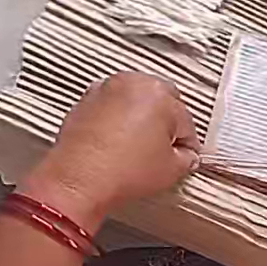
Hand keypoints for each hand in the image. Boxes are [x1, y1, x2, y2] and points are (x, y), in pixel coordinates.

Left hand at [23, 72, 200, 227]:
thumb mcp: (171, 170)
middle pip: (161, 102)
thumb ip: (187, 158)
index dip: (187, 143)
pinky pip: (112, 107)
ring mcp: (107, 90)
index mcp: (160, 94)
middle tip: (164, 151)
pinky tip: (119, 145)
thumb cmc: (120, 171)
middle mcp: (133, 84)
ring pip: (135, 102)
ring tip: (139, 149)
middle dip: (165, 124)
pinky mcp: (86, 101)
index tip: (184, 156)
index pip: (186, 120)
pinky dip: (118, 120)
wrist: (79, 181)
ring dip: (141, 119)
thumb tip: (185, 156)